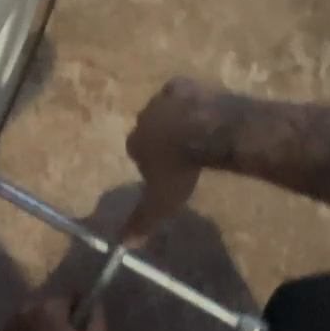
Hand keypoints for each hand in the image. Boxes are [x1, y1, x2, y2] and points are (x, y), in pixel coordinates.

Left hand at [1, 299, 106, 330]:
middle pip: (50, 305)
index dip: (79, 312)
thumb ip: (97, 320)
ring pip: (36, 315)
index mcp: (48, 309)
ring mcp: (11, 324)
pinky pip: (24, 327)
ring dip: (45, 325)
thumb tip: (93, 302)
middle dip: (60, 318)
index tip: (83, 329)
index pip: (69, 297)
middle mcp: (26, 310)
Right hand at [120, 77, 228, 243]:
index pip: (135, 150)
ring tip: (194, 133)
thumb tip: (122, 244)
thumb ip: (141, 220)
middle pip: (148, 128)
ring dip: (174, 118)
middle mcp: (142, 118)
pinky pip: (179, 92)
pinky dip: (186, 99)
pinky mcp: (182, 85)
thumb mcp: (161, 201)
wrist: (207, 132)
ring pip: (164, 109)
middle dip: (161, 138)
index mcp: (134, 143)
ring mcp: (163, 99)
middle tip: (181, 152)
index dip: (150, 160)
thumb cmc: (181, 168)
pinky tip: (197, 109)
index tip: (165, 170)